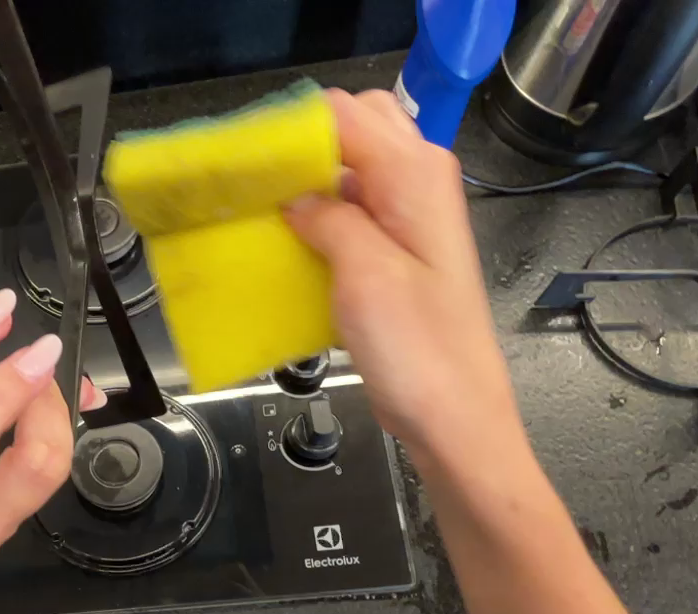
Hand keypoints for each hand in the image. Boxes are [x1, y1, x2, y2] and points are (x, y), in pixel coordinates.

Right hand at [284, 89, 518, 456]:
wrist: (452, 415)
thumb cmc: (418, 352)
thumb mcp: (366, 277)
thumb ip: (330, 221)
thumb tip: (294, 196)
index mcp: (415, 176)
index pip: (346, 114)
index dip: (293, 130)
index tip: (245, 161)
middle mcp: (415, 185)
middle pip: (351, 132)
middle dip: (300, 150)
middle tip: (251, 187)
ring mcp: (405, 221)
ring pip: (348, 174)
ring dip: (304, 187)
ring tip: (257, 214)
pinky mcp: (392, 256)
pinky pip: (348, 217)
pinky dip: (316, 222)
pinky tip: (285, 246)